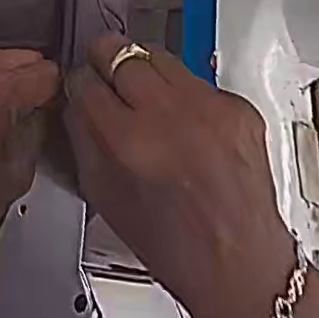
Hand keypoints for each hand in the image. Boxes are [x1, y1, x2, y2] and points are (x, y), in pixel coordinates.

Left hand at [0, 48, 57, 259]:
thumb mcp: (16, 174)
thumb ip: (39, 129)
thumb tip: (49, 107)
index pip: (49, 73)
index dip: (57, 96)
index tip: (53, 115)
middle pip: (28, 56)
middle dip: (35, 82)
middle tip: (32, 114)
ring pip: (6, 55)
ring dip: (13, 77)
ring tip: (7, 111)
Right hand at [64, 37, 295, 317]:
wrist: (241, 263)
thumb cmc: (174, 245)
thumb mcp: (106, 198)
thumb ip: (84, 139)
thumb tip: (76, 100)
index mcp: (132, 144)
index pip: (89, 83)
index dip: (78, 80)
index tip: (80, 81)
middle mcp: (173, 117)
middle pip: (123, 54)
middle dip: (106, 57)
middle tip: (101, 61)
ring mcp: (210, 108)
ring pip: (160, 56)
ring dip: (142, 67)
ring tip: (139, 88)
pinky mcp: (238, 107)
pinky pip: (196, 81)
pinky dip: (181, 92)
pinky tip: (181, 118)